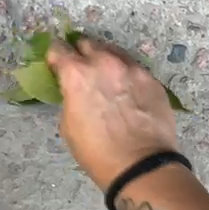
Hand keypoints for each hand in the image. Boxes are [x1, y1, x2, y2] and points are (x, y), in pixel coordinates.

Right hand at [46, 37, 178, 189]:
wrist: (141, 166)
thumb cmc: (96, 151)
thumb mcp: (68, 124)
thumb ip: (70, 97)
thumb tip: (75, 91)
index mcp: (77, 73)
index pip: (58, 48)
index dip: (55, 57)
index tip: (57, 65)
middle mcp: (104, 62)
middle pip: (87, 43)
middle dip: (82, 53)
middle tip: (83, 69)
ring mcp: (131, 68)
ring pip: (113, 51)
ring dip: (106, 60)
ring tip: (108, 77)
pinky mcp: (152, 79)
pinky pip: (134, 68)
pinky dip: (127, 75)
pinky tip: (128, 91)